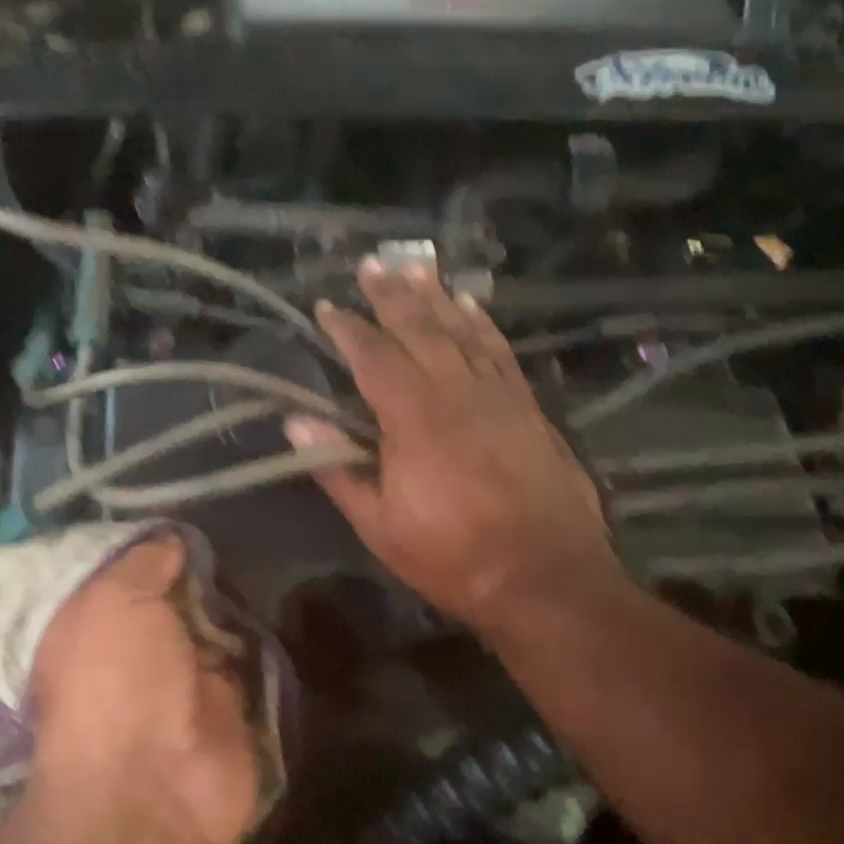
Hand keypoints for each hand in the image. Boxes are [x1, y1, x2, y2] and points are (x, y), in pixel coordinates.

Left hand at [25, 536, 260, 843]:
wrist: (153, 782)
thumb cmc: (114, 677)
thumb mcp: (115, 600)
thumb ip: (143, 563)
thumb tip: (171, 538)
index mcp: (94, 623)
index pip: (126, 574)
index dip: (153, 547)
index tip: (186, 514)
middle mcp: (138, 648)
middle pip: (176, 596)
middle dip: (202, 571)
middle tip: (236, 530)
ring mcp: (186, 678)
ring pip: (216, 624)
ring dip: (235, 602)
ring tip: (266, 555)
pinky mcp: (231, 705)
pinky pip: (251, 659)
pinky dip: (263, 638)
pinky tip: (287, 599)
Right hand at [285, 259, 623, 627]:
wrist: (548, 580)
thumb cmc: (452, 557)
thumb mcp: (379, 524)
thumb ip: (337, 468)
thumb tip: (296, 420)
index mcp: (414, 419)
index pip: (374, 358)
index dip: (347, 329)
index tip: (326, 306)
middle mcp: (457, 394)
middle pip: (420, 330)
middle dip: (392, 295)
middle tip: (372, 263)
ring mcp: (499, 398)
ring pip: (462, 333)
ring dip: (436, 298)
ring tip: (416, 267)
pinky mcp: (528, 409)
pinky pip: (501, 352)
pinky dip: (483, 325)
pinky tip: (472, 306)